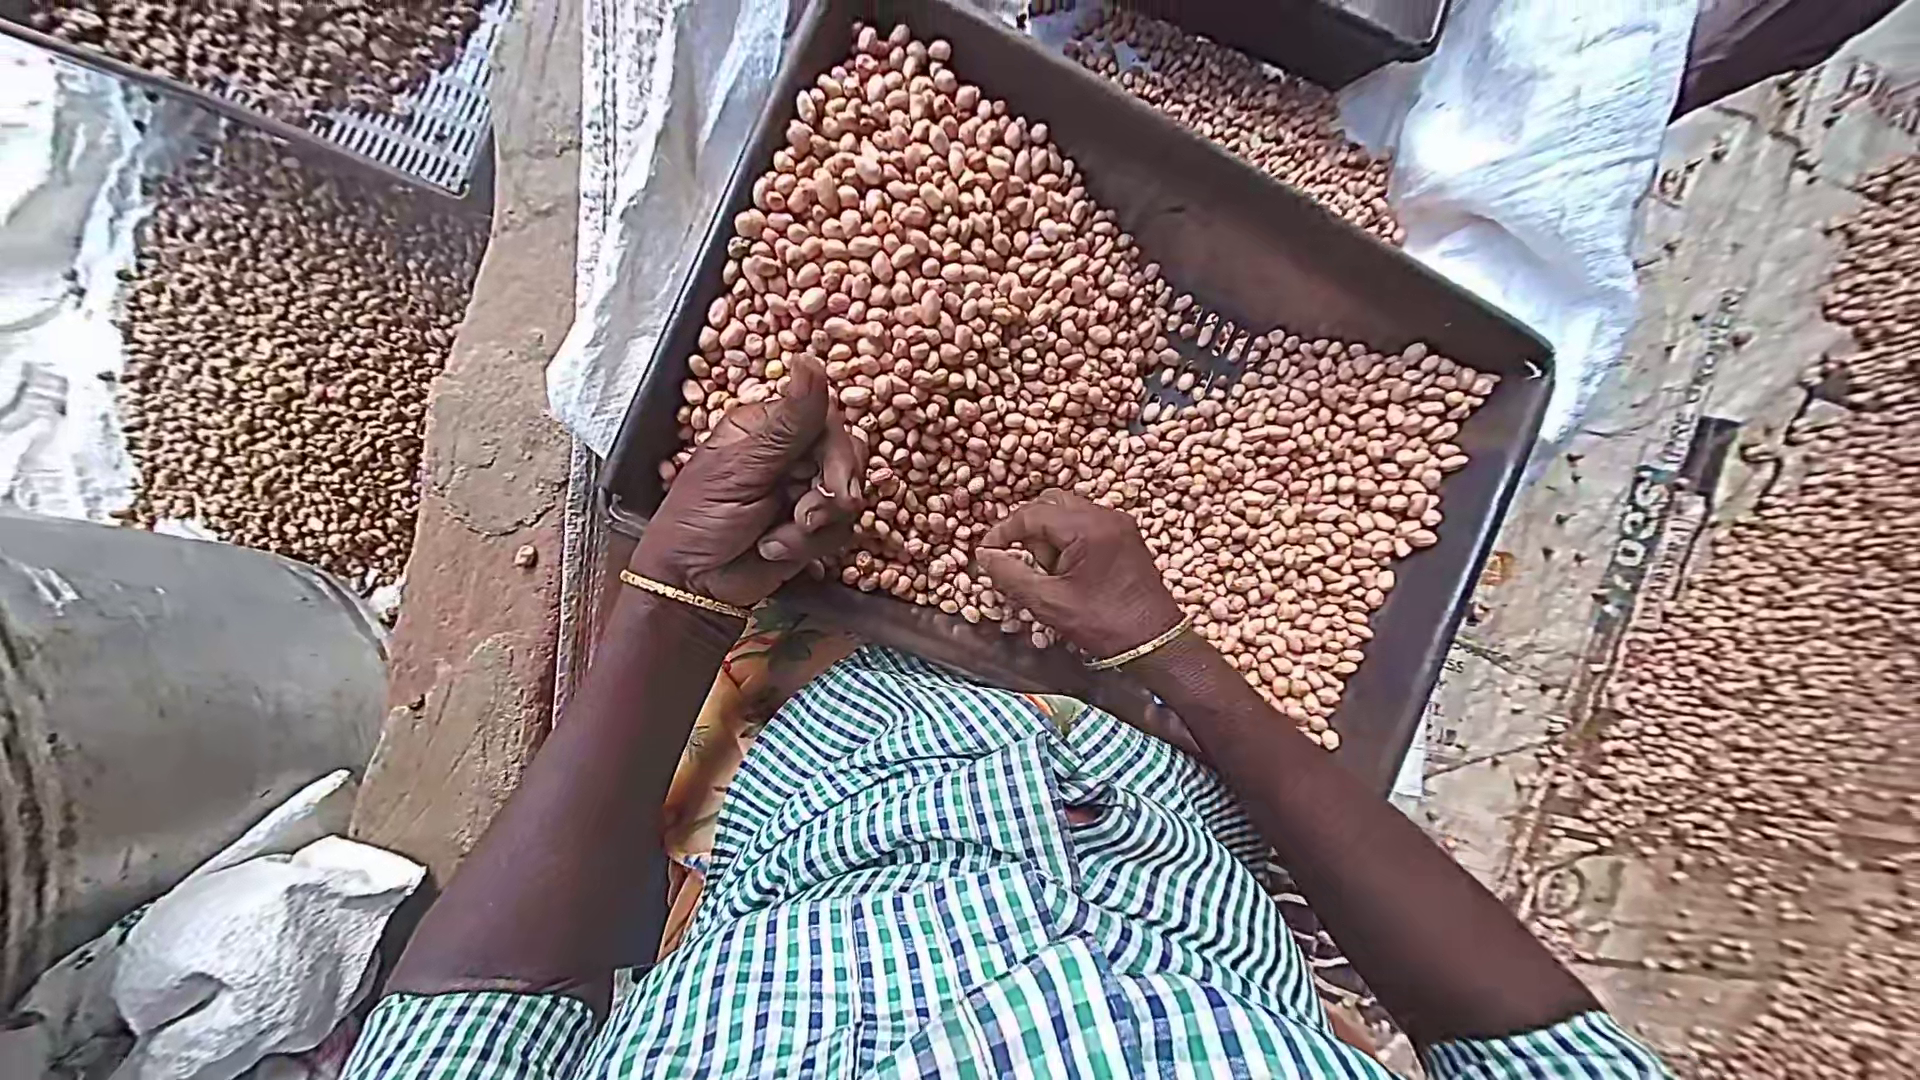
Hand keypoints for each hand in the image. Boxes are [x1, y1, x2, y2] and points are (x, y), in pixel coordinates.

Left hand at [632, 356, 862, 608]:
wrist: (693, 587)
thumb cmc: (698, 522)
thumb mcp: (740, 470)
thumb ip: (786, 424)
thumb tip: (810, 362)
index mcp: (768, 428)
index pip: (827, 421)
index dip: (837, 452)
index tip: (832, 483)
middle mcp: (792, 454)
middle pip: (847, 456)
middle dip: (832, 493)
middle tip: (806, 518)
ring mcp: (804, 490)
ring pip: (849, 496)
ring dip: (818, 525)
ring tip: (777, 539)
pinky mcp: (814, 527)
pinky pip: (841, 529)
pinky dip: (812, 546)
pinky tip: (775, 550)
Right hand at [974, 490, 1184, 659]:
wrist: (1154, 641)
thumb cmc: (1102, 623)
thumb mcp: (1048, 602)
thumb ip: (1010, 575)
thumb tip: (985, 556)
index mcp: (1088, 528)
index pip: (1032, 513)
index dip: (1004, 531)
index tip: (988, 551)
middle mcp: (1106, 516)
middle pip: (1051, 503)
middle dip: (1028, 529)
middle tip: (1018, 559)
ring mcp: (1119, 524)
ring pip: (1068, 512)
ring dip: (1048, 534)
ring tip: (1046, 570)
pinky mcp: (1126, 536)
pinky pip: (1086, 524)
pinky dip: (1068, 539)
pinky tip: (1065, 570)